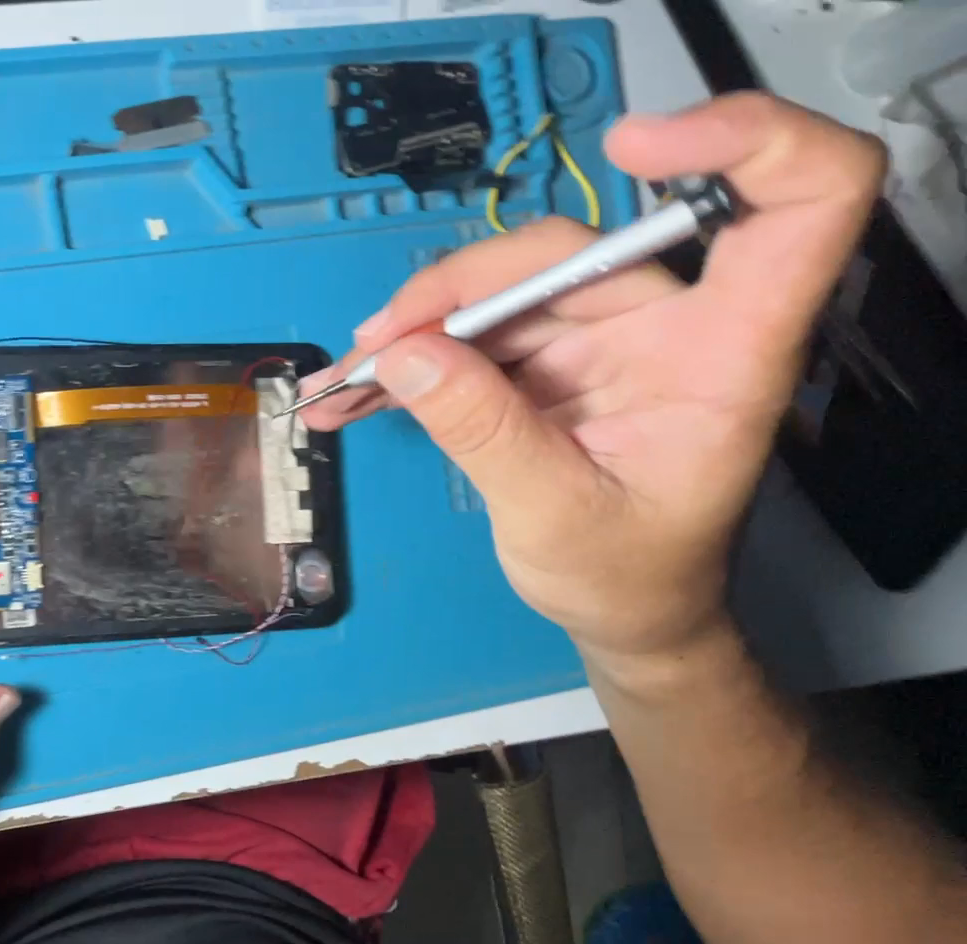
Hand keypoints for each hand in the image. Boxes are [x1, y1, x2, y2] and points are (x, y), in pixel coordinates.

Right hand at [298, 92, 882, 668]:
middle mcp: (659, 328)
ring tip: (339, 384)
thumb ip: (483, 431)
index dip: (736, 142)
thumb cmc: (626, 573)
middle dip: (457, 292)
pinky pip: (465, 344)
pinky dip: (404, 368)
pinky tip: (348, 396)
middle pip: (564, 257)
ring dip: (407, 336)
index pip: (793, 204)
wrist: (621, 612)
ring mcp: (592, 345)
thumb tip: (402, 354)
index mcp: (719, 351)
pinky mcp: (539, 369)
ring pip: (494, 300)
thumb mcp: (555, 513)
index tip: (634, 144)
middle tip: (375, 346)